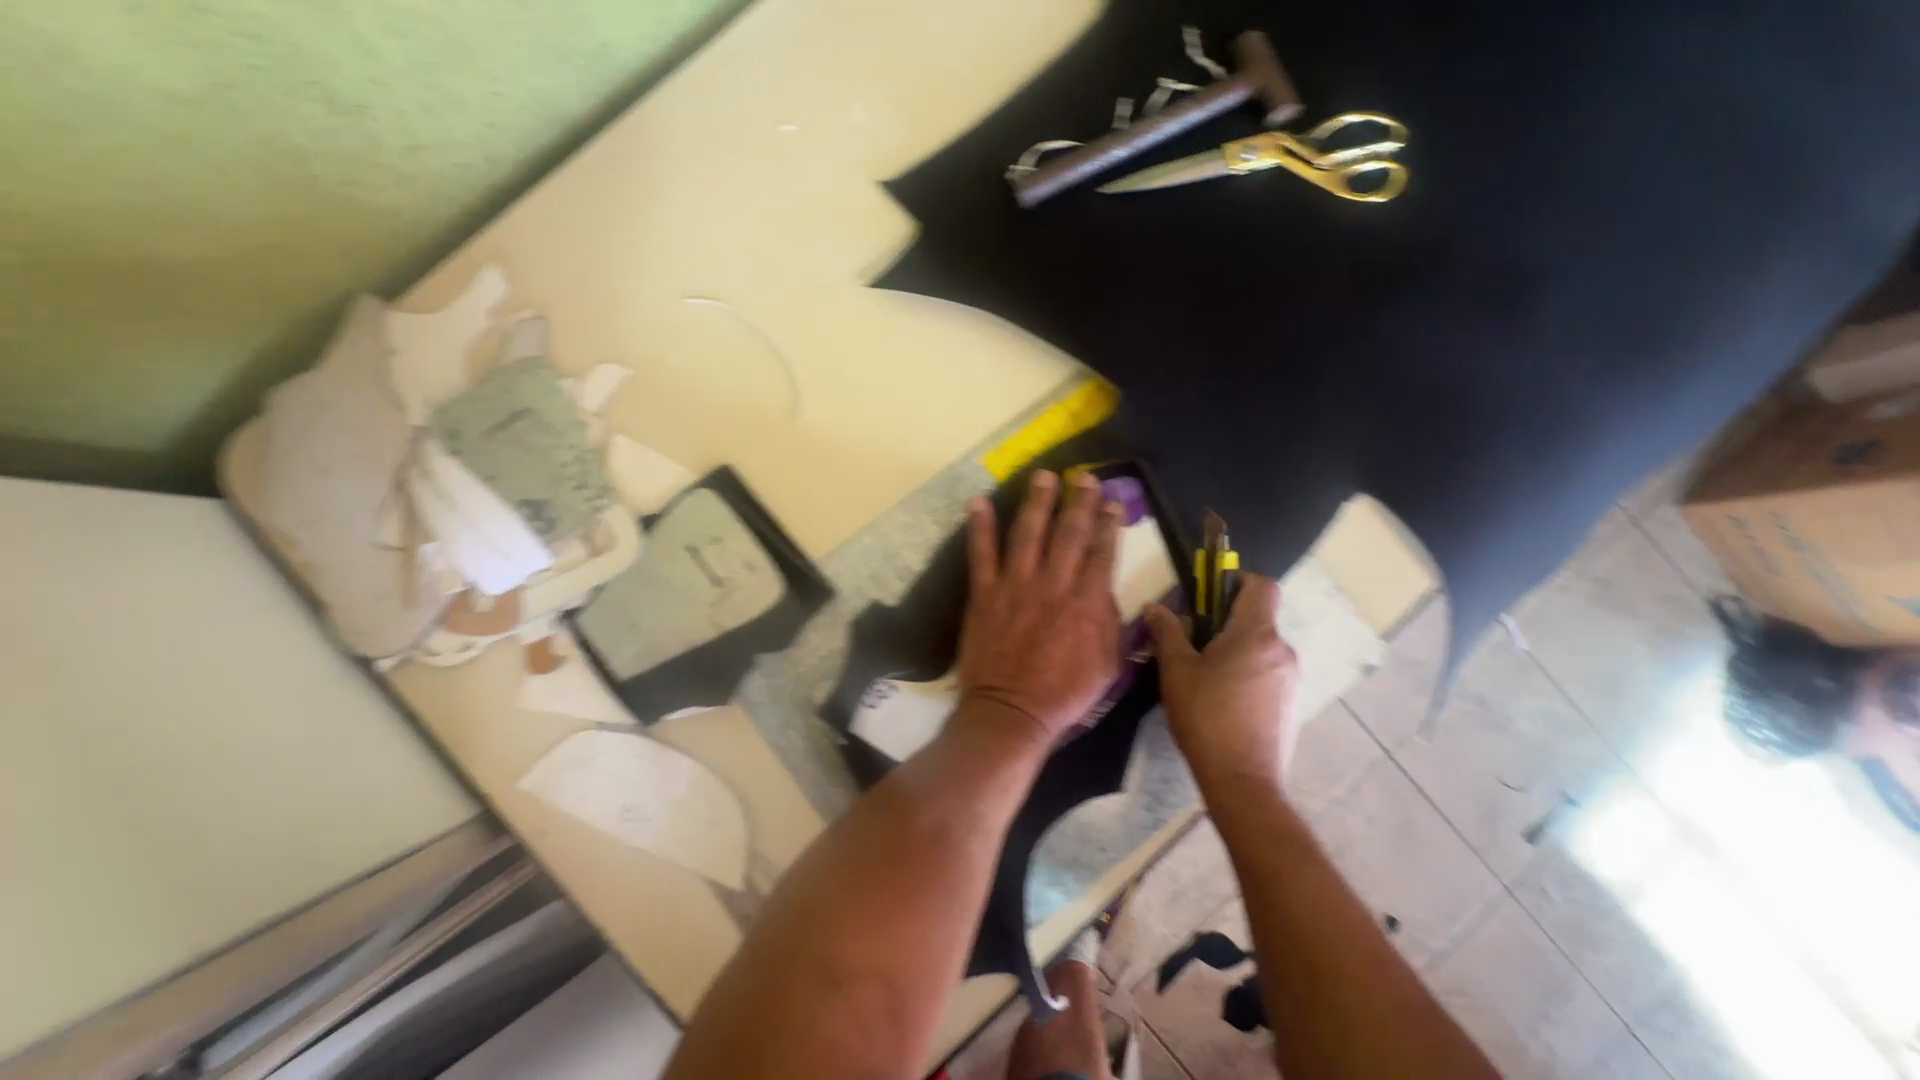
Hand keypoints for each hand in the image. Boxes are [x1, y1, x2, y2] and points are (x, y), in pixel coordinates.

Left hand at [957, 470, 1124, 742]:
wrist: (1011, 712)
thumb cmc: (1064, 695)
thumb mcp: (1107, 666)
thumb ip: (1110, 623)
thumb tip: (1106, 590)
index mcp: (1086, 603)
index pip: (1101, 553)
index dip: (1108, 524)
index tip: (1113, 502)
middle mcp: (1053, 585)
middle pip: (1069, 534)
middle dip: (1079, 502)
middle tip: (1085, 478)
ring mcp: (1016, 586)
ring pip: (1028, 533)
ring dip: (1037, 502)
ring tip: (1044, 476)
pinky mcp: (985, 594)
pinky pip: (982, 554)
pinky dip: (980, 526)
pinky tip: (979, 501)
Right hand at [1144, 575, 1301, 786]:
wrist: (1243, 781)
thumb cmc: (1206, 718)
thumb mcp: (1177, 671)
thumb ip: (1168, 633)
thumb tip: (1156, 608)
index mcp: (1257, 635)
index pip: (1262, 585)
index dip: (1238, 580)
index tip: (1210, 595)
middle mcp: (1282, 650)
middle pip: (1257, 619)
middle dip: (1226, 624)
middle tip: (1193, 645)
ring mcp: (1291, 679)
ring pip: (1261, 649)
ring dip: (1235, 652)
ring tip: (1203, 678)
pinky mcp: (1290, 704)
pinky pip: (1267, 674)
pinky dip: (1246, 676)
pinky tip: (1222, 702)